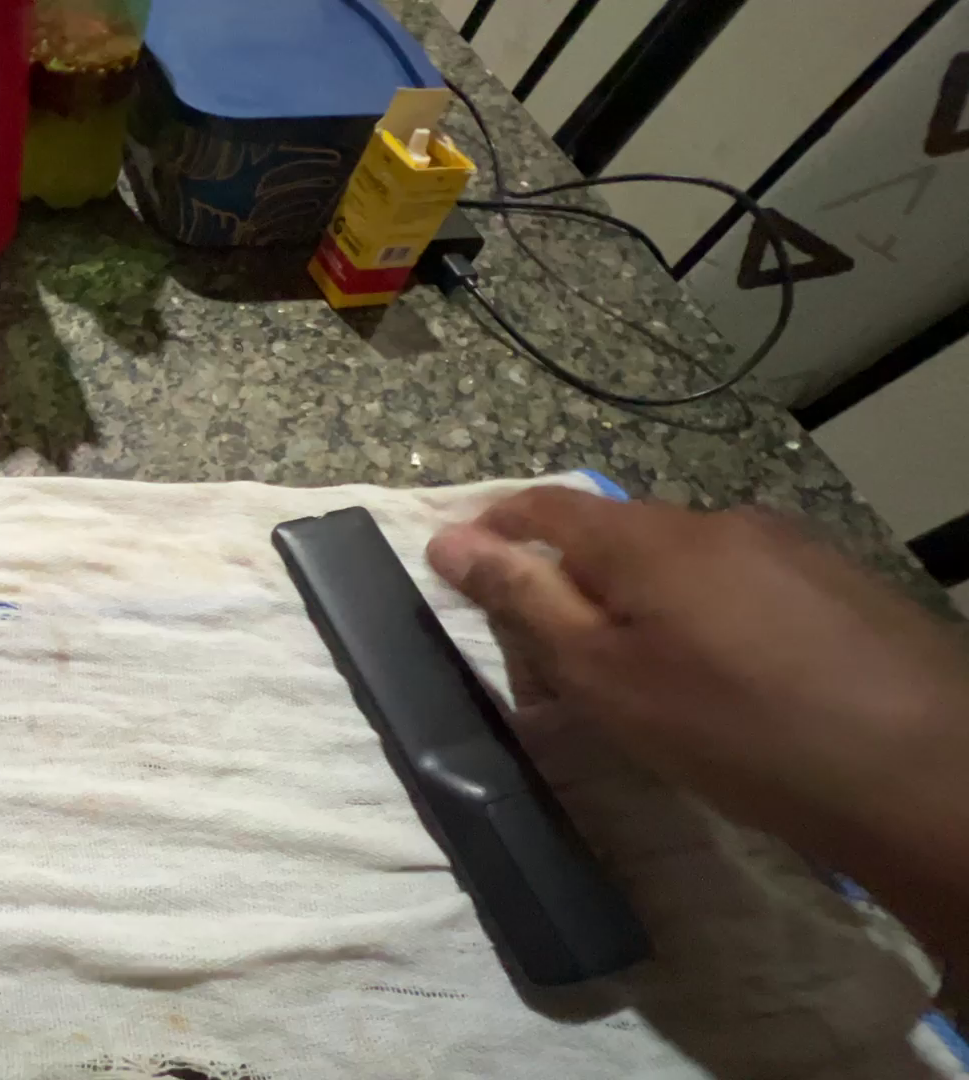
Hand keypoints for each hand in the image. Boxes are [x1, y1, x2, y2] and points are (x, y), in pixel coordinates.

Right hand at [426, 487, 968, 964]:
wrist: (938, 785)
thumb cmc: (729, 726)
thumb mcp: (596, 671)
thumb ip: (519, 597)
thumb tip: (449, 540)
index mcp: (646, 537)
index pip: (543, 505)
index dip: (493, 524)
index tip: (462, 559)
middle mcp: (715, 521)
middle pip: (609, 533)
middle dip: (566, 575)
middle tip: (554, 645)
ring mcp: (788, 546)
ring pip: (675, 556)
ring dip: (635, 592)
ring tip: (641, 664)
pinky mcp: (839, 581)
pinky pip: (734, 576)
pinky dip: (697, 605)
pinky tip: (722, 667)